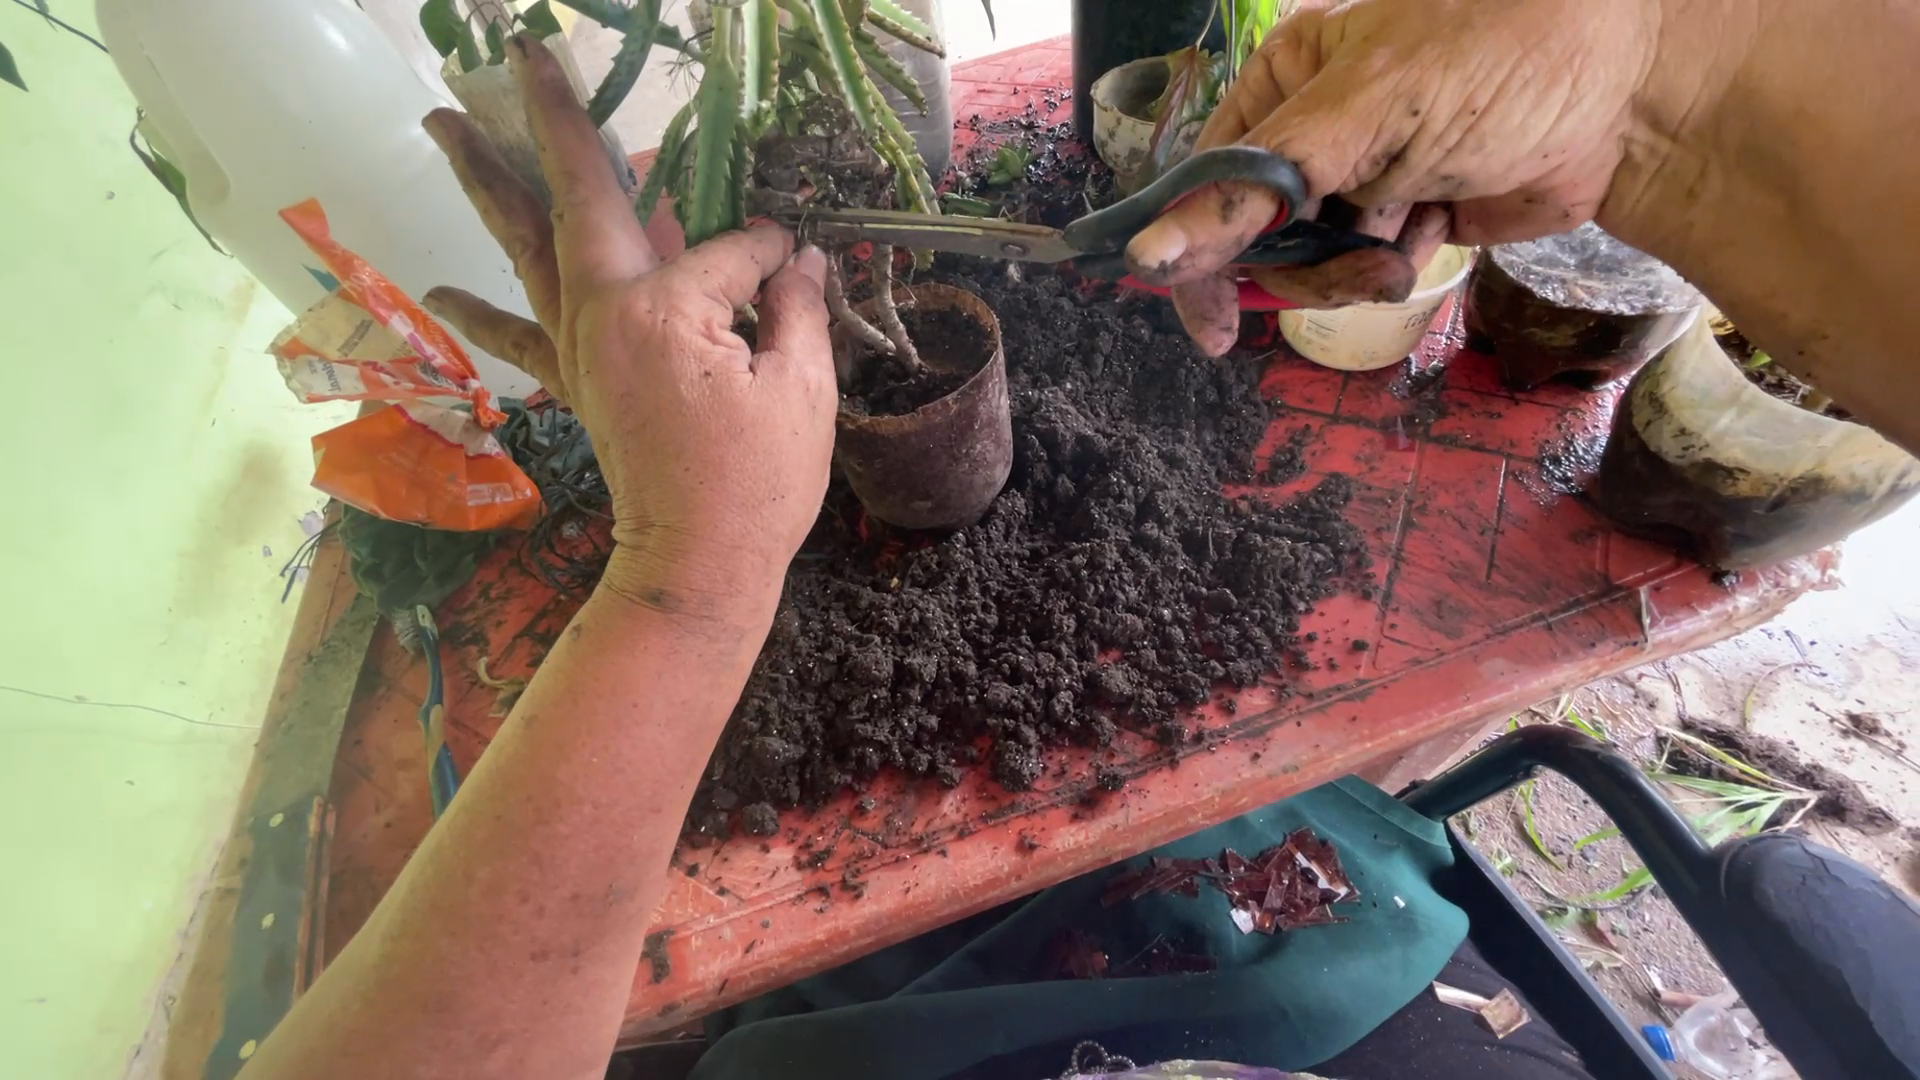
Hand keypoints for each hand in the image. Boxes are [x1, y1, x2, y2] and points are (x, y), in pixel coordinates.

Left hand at [420, 34, 836, 619]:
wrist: (701, 562)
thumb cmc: (761, 483)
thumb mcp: (804, 392)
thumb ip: (799, 310)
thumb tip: (800, 257)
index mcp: (668, 311)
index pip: (728, 253)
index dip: (771, 256)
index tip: (796, 266)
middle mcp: (604, 314)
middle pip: (578, 202)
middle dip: (554, 124)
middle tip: (520, 52)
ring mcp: (579, 349)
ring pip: (525, 250)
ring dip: (485, 185)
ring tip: (440, 124)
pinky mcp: (575, 385)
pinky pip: (519, 334)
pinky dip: (480, 307)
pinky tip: (438, 287)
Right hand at [1126, 0, 1665, 354]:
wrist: (1644, 90)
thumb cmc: (1506, 60)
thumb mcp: (1362, 115)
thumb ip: (1249, 190)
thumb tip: (1142, 255)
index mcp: (1279, 84)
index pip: (1199, 187)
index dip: (1195, 258)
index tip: (1212, 326)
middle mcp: (1301, 133)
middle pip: (1246, 237)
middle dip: (1298, 266)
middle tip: (1357, 268)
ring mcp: (1344, 181)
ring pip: (1298, 264)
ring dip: (1347, 272)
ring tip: (1405, 244)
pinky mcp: (1384, 218)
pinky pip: (1348, 271)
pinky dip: (1386, 266)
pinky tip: (1432, 229)